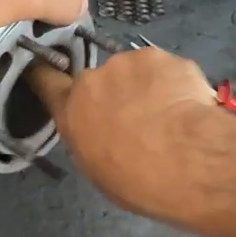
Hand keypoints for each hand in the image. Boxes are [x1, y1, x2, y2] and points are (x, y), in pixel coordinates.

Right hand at [28, 49, 235, 221]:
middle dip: (117, 93)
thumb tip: (101, 131)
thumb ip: (90, 138)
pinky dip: (176, 82)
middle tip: (142, 118)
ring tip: (173, 114)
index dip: (46, 74)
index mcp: (71, 112)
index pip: (46, 81)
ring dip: (149, 86)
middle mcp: (91, 81)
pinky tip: (190, 104)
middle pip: (101, 80)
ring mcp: (126, 63)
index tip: (46, 68)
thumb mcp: (99, 169)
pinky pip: (166, 68)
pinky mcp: (160, 57)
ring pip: (136, 72)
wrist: (186, 160)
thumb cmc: (138, 179)